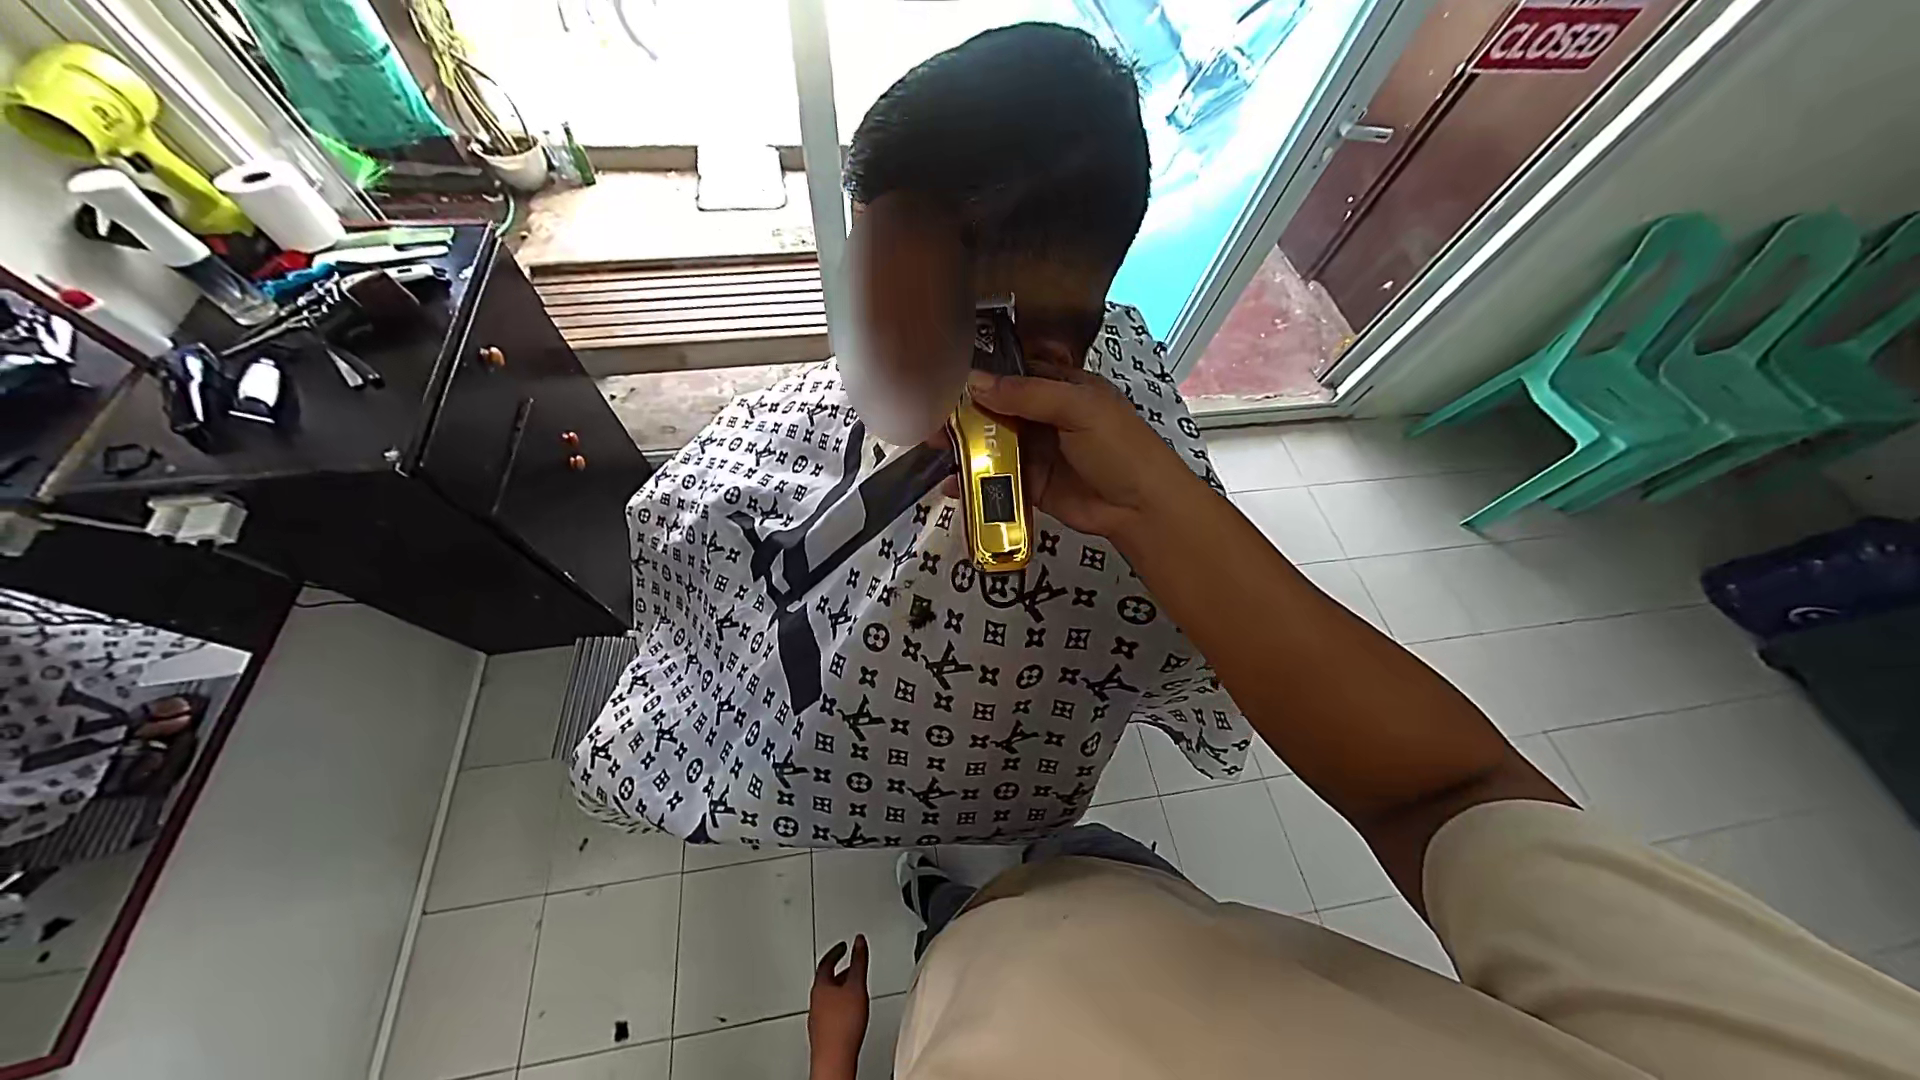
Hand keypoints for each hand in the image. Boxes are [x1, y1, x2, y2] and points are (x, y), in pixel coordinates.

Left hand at [808, 935, 868, 1078]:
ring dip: (840, 989)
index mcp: (821, 986)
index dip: (836, 951)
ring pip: (828, 997)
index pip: (826, 962)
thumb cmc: (842, 1026)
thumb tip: (859, 940)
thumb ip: (859, 961)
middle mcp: (816, 1001)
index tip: (843, 945)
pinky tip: (850, 1013)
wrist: (834, 1061)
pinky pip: (830, 1013)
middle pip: (827, 980)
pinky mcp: (822, 1034)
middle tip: (850, 964)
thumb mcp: (856, 985)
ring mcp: (817, 1019)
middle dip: (840, 971)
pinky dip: (839, 1006)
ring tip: (853, 987)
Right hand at [949, 362, 1206, 543]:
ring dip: (964, 446)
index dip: (983, 374)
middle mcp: (1044, 417)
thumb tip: (975, 382)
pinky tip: (950, 485)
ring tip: (933, 448)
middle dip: (964, 414)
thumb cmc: (1118, 447)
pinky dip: (973, 483)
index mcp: (1061, 388)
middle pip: (996, 410)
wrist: (1140, 507)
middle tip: (930, 418)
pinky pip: (996, 481)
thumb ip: (1028, 394)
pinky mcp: (1030, 486)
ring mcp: (1036, 453)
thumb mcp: (1078, 407)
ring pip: (992, 445)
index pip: (1015, 373)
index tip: (945, 378)